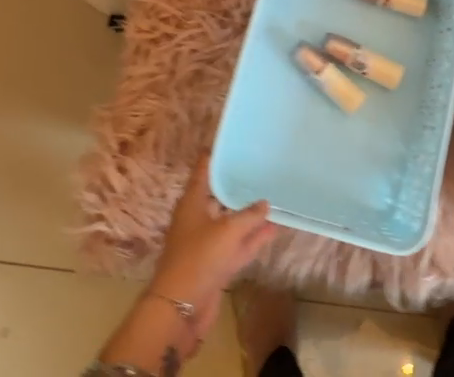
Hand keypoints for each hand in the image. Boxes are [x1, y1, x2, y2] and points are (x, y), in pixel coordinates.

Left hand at [149, 158, 277, 334]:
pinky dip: (253, 238)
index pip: (203, 171)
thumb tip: (264, 202)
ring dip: (250, 216)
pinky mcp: (216, 265)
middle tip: (260, 169)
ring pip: (231, 223)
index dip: (216, 156)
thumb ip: (249, 215)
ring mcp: (207, 243)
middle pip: (218, 197)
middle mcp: (198, 219)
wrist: (180, 308)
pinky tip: (273, 229)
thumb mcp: (227, 231)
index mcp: (192, 203)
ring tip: (273, 199)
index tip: (234, 143)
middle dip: (237, 186)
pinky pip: (238, 245)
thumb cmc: (199, 258)